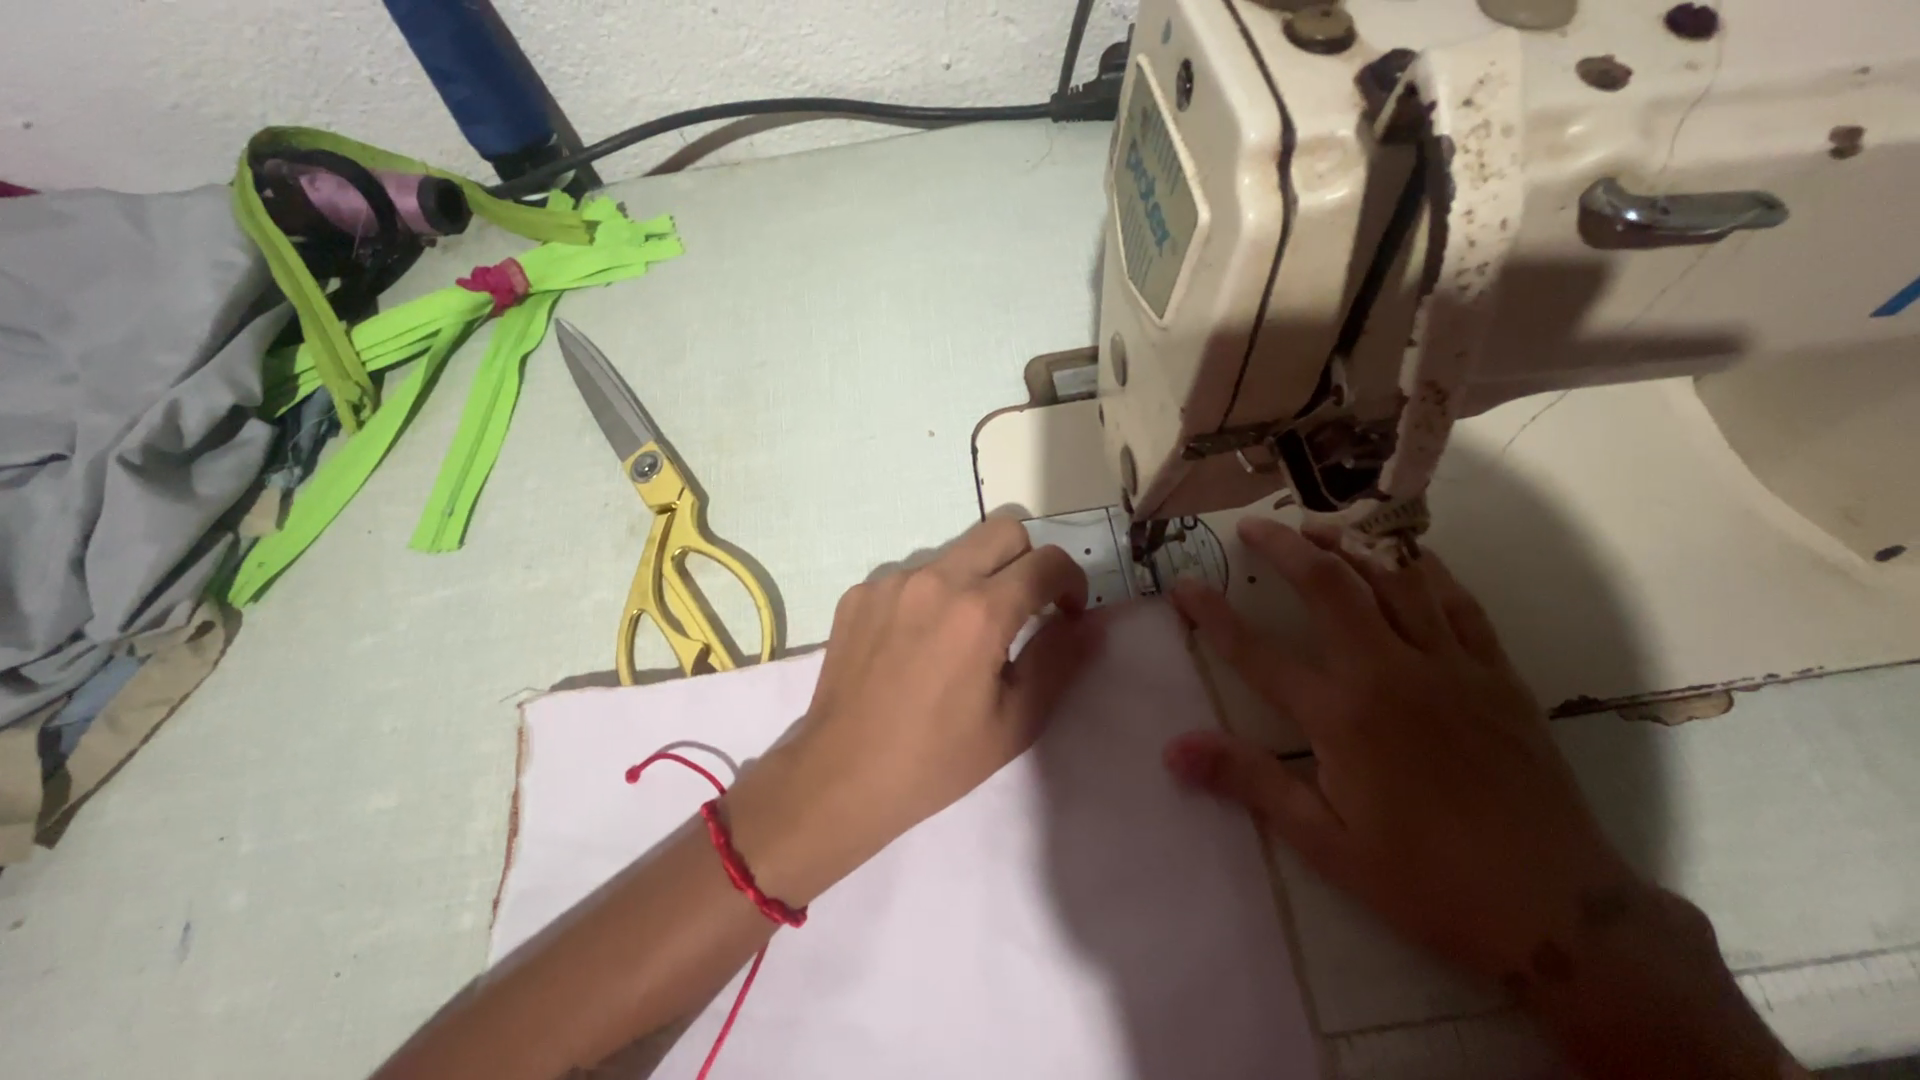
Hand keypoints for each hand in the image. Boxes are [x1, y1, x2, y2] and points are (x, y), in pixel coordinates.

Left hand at [726, 517, 1099, 905]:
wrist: (841, 777)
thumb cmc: (936, 760)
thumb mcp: (1015, 722)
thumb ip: (1060, 660)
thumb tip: (1091, 622)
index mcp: (979, 611)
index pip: (1046, 561)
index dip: (1071, 582)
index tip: (1067, 614)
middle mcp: (934, 578)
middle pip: (1003, 530)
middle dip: (1028, 560)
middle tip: (1025, 608)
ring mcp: (889, 582)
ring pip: (954, 553)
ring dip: (975, 580)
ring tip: (961, 637)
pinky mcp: (858, 594)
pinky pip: (911, 576)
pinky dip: (929, 597)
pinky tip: (916, 645)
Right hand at [1162, 517, 1639, 985]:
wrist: (1554, 907)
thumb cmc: (1424, 880)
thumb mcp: (1324, 842)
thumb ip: (1249, 782)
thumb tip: (1175, 749)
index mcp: (1341, 717)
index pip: (1258, 653)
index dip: (1212, 615)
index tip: (1183, 585)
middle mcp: (1391, 673)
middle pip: (1330, 587)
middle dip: (1285, 548)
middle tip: (1255, 526)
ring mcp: (1450, 666)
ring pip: (1396, 578)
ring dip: (1352, 545)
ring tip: (1320, 526)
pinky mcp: (1497, 674)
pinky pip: (1458, 602)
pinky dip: (1426, 570)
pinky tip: (1407, 559)